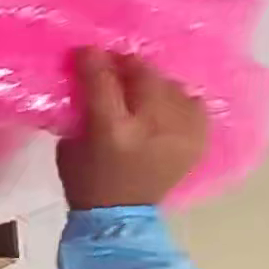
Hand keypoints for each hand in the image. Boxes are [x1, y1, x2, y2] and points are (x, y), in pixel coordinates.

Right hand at [56, 47, 207, 210]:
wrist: (120, 218)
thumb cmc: (85, 185)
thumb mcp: (70, 150)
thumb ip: (81, 117)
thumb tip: (87, 89)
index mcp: (113, 132)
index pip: (103, 84)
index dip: (93, 63)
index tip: (86, 50)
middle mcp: (152, 127)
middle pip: (144, 78)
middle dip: (128, 65)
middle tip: (115, 59)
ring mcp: (181, 132)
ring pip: (170, 87)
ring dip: (152, 81)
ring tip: (139, 84)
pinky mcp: (199, 138)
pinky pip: (191, 103)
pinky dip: (175, 99)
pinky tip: (163, 104)